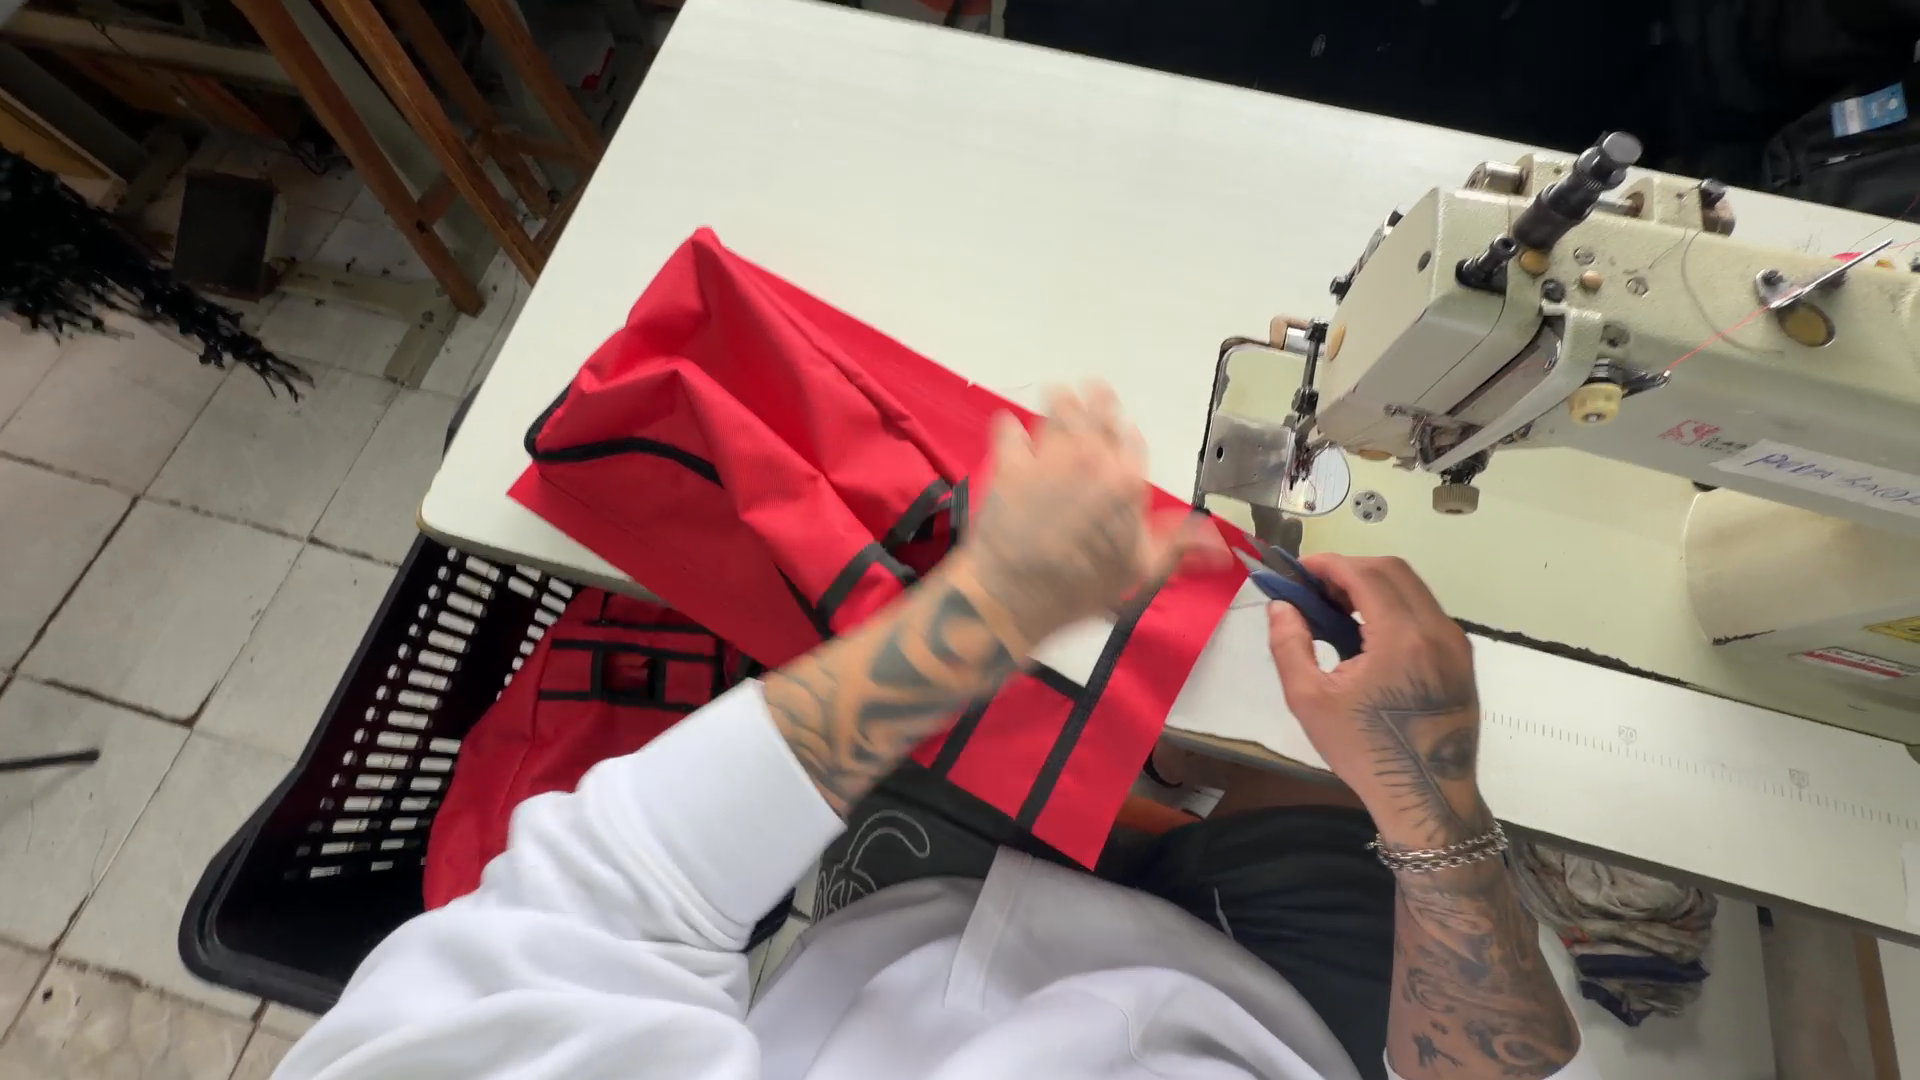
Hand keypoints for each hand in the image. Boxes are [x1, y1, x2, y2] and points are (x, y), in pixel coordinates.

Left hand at [959, 383, 1219, 647]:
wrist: (1017, 595)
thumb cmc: (1081, 588)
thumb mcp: (1140, 570)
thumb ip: (1177, 544)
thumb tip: (1218, 543)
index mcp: (1127, 481)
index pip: (1131, 440)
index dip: (1122, 432)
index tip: (1117, 427)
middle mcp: (1092, 459)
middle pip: (1096, 414)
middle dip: (1093, 402)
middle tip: (1087, 391)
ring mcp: (1049, 458)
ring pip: (1058, 412)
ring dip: (1059, 402)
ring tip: (1057, 395)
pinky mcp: (1010, 463)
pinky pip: (1010, 431)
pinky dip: (1010, 429)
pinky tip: (1010, 429)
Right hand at [1264, 555, 1489, 847]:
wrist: (1426, 797)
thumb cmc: (1363, 749)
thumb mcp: (1308, 698)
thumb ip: (1289, 644)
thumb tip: (1282, 606)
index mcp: (1402, 639)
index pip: (1365, 575)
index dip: (1328, 564)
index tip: (1298, 571)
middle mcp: (1437, 632)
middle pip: (1393, 571)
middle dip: (1349, 569)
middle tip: (1313, 588)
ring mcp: (1455, 645)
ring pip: (1412, 588)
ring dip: (1371, 585)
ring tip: (1334, 608)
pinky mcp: (1460, 659)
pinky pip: (1424, 611)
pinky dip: (1391, 605)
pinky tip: (1364, 631)